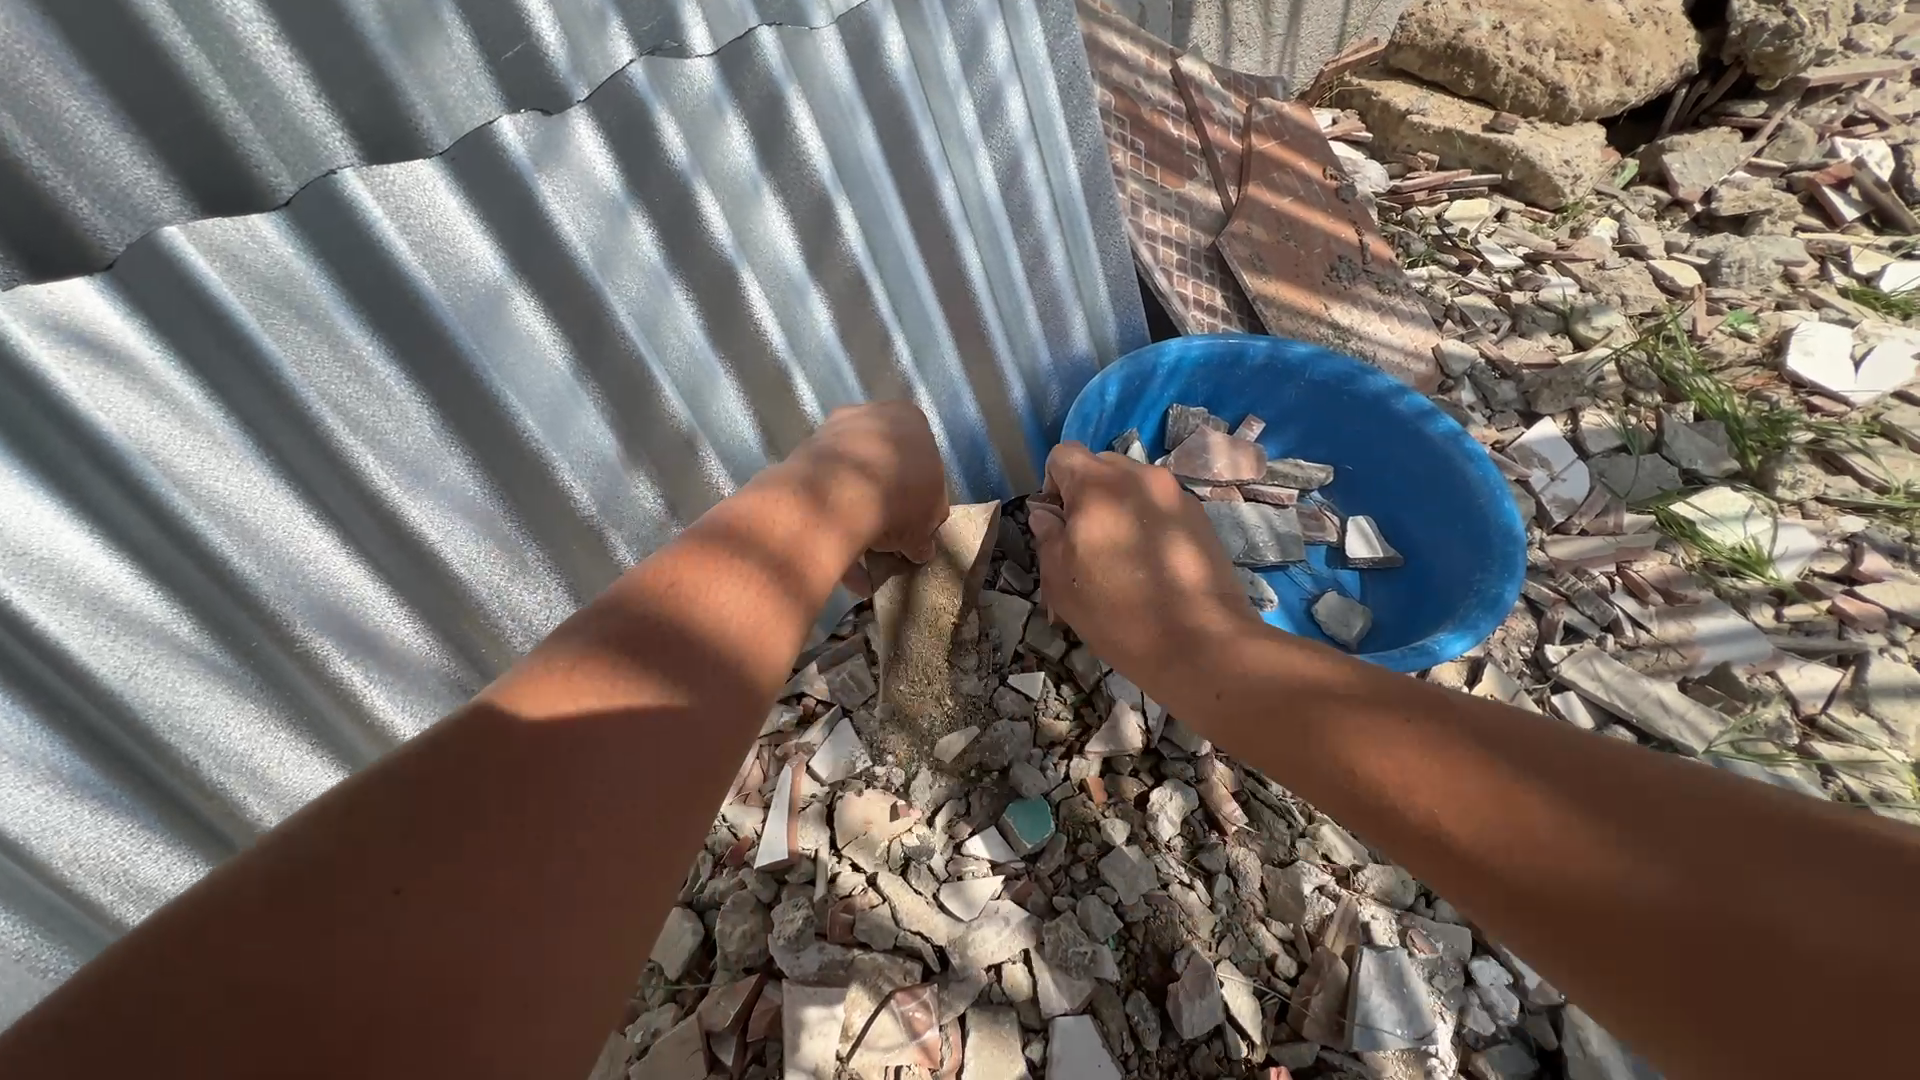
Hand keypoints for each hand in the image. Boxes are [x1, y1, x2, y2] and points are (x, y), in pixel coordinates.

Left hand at [791, 401, 949, 564]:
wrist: (840, 494)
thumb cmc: (902, 495)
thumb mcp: (929, 519)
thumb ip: (925, 531)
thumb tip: (920, 549)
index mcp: (908, 419)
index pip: (924, 463)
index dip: (922, 501)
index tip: (915, 527)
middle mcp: (869, 416)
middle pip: (885, 470)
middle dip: (887, 509)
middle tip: (890, 543)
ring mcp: (831, 436)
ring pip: (851, 485)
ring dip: (860, 525)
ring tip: (867, 566)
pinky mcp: (803, 462)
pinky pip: (826, 501)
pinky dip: (837, 534)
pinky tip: (850, 574)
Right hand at [1027, 443, 1259, 685]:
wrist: (1200, 643)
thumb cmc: (1118, 613)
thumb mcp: (1062, 581)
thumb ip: (1048, 537)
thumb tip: (1046, 515)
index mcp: (1098, 486)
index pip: (1062, 455)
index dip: (1052, 485)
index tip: (1058, 523)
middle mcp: (1139, 477)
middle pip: (1100, 465)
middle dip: (1086, 494)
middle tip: (1087, 541)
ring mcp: (1175, 494)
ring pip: (1133, 485)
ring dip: (1118, 507)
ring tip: (1122, 554)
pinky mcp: (1200, 516)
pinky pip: (1160, 504)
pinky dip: (1147, 520)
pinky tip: (1151, 562)